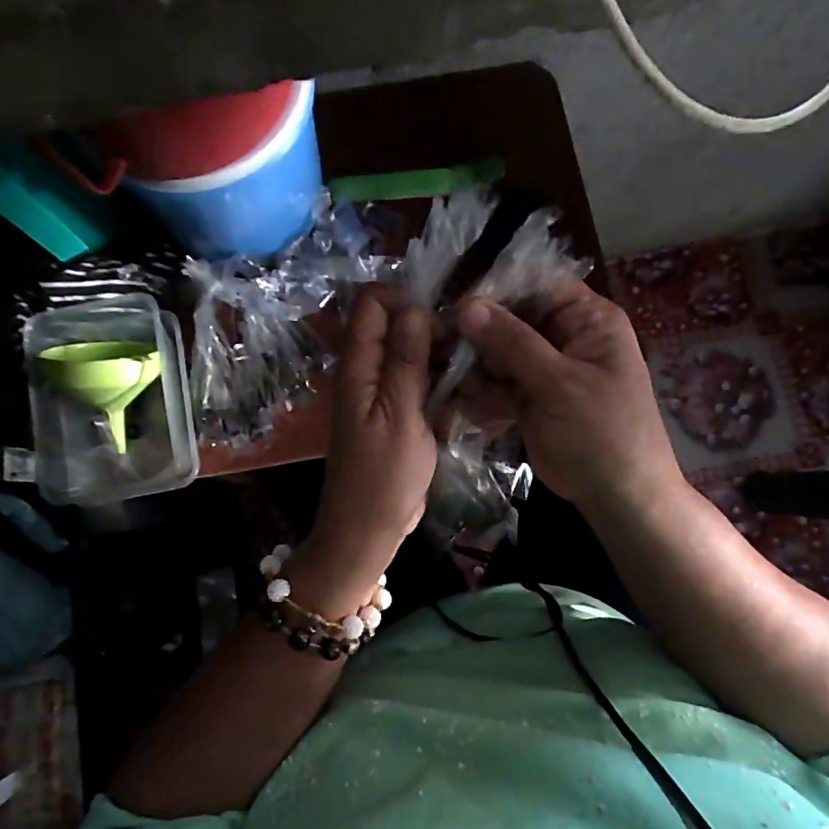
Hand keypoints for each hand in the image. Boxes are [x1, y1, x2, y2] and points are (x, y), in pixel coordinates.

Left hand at [288, 289, 436, 615]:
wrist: (367, 530)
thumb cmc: (383, 477)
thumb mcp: (402, 415)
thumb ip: (407, 360)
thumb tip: (414, 306)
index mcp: (358, 367)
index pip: (371, 304)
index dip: (406, 299)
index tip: (444, 319)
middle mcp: (366, 373)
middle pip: (394, 326)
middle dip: (430, 329)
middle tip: (466, 351)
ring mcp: (381, 394)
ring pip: (411, 356)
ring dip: (440, 361)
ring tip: (469, 377)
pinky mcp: (395, 415)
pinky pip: (417, 385)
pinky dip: (438, 388)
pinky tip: (460, 403)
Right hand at [455, 281, 680, 510]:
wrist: (618, 496)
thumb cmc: (602, 433)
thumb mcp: (559, 383)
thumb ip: (512, 343)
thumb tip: (467, 305)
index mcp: (587, 320)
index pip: (537, 286)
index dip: (497, 289)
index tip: (454, 301)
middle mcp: (565, 337)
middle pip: (511, 320)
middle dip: (477, 334)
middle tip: (440, 345)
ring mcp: (545, 370)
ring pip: (498, 354)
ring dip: (474, 367)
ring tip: (448, 379)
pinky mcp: (530, 399)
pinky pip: (498, 384)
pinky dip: (481, 394)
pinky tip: (465, 406)